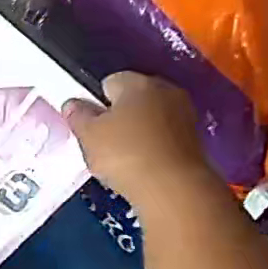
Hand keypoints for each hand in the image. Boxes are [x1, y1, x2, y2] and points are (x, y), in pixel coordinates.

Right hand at [64, 72, 212, 212]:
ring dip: (138, 132)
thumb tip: (73, 104)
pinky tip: (143, 167)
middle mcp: (165, 89)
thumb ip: (78, 117)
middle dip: (119, 116)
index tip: (89, 127)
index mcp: (137, 82)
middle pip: (134, 99)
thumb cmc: (124, 155)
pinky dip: (154, 147)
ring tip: (124, 160)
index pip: (110, 82)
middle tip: (103, 144)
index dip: (96, 103)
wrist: (172, 186)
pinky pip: (164, 137)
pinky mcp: (194, 138)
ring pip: (151, 118)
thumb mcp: (89, 136)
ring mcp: (184, 113)